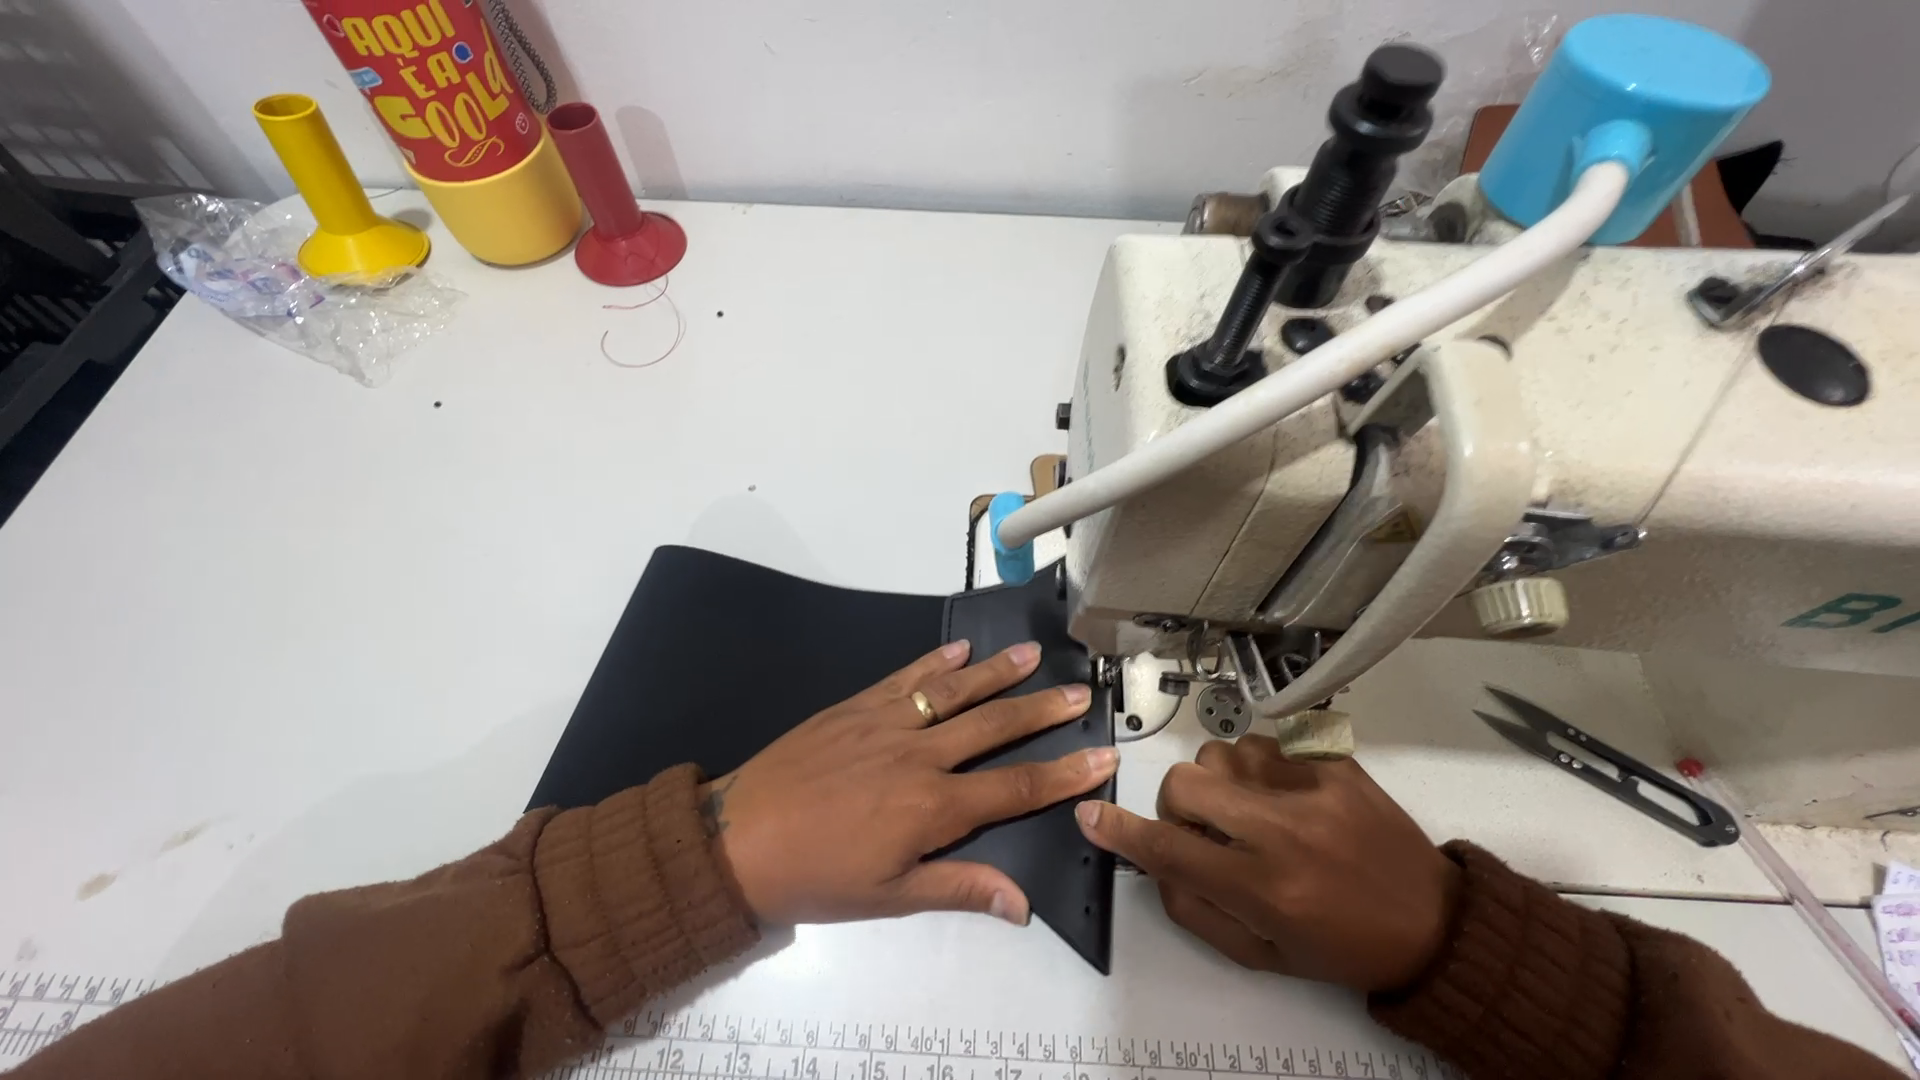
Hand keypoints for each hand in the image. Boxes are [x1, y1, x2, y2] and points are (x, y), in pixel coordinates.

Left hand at [702, 640, 1115, 927]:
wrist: (738, 840)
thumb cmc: (818, 877)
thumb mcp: (891, 897)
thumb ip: (961, 888)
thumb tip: (1024, 904)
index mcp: (933, 807)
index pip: (1015, 788)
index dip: (1064, 773)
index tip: (1103, 754)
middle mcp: (920, 755)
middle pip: (994, 726)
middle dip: (1042, 710)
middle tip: (1079, 691)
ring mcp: (886, 723)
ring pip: (954, 692)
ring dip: (995, 672)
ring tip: (1031, 654)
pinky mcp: (855, 706)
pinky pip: (904, 678)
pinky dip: (933, 661)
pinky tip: (957, 649)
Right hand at [1074, 735, 1459, 992]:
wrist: (1434, 923)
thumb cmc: (1339, 948)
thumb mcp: (1259, 955)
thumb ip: (1191, 907)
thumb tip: (1150, 859)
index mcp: (1266, 888)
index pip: (1171, 849)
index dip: (1121, 831)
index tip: (1091, 815)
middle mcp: (1286, 830)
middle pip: (1185, 782)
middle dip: (1178, 805)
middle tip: (1206, 830)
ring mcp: (1314, 786)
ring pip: (1220, 751)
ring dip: (1218, 782)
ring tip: (1251, 811)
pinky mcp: (1335, 760)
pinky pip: (1262, 742)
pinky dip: (1255, 766)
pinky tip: (1281, 795)